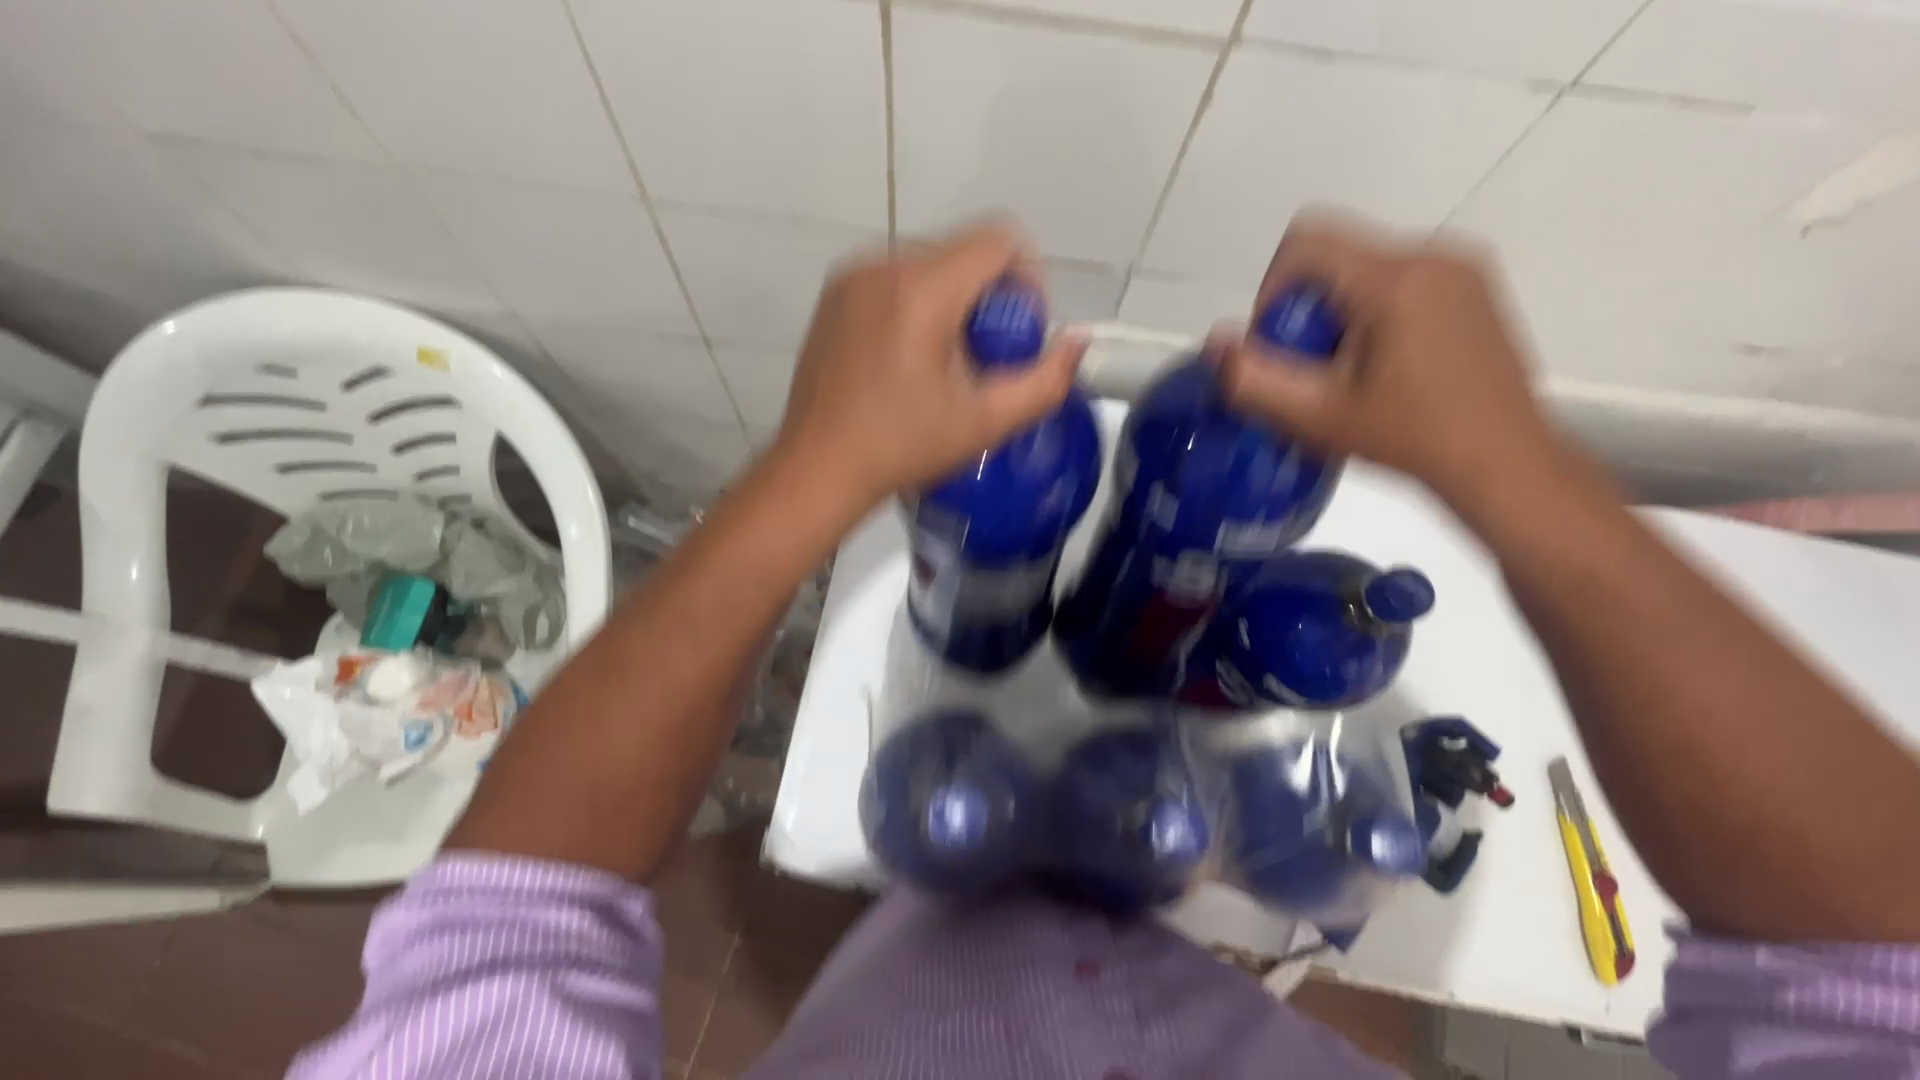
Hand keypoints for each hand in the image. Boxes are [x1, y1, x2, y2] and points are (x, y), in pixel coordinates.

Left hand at [773, 222, 1085, 505]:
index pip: (999, 240)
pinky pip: (896, 276)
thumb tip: (1076, 342)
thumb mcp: (985, 422)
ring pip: (931, 262)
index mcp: (922, 289)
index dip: (1027, 281)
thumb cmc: (902, 448)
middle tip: (986, 356)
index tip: (1020, 334)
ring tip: (948, 360)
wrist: (817, 468)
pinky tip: (911, 356)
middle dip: (991, 295)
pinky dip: (919, 303)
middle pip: (965, 250)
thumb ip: (1045, 380)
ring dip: (956, 300)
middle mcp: (883, 264)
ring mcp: (852, 276)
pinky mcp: (835, 293)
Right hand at [1215, 212, 1563, 504]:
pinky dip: (1376, 315)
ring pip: (1367, 271)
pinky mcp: (1477, 289)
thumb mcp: (1319, 417)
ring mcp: (1462, 269)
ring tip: (1351, 376)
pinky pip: (1403, 281)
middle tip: (1314, 373)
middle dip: (1308, 311)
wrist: (1506, 464)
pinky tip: (1386, 369)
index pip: (1305, 241)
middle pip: (1336, 258)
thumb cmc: (1412, 440)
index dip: (1272, 288)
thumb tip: (1215, 342)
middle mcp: (1433, 255)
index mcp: (1394, 279)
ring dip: (1340, 316)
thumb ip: (1255, 378)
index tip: (1279, 344)